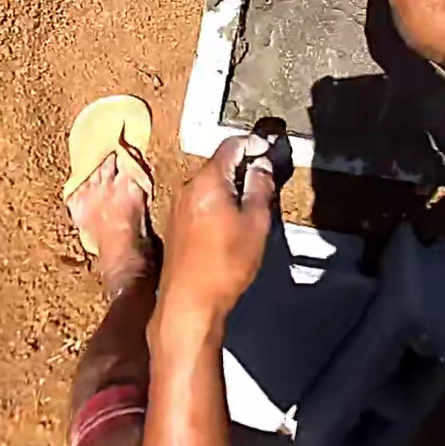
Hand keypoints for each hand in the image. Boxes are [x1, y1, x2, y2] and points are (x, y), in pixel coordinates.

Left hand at [159, 134, 277, 324]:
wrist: (189, 303)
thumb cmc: (225, 263)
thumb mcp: (256, 222)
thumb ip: (260, 187)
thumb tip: (261, 165)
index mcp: (207, 181)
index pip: (230, 146)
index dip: (252, 142)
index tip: (268, 147)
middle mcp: (188, 188)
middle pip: (218, 164)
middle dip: (243, 164)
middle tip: (266, 173)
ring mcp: (178, 206)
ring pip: (209, 183)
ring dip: (231, 184)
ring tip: (253, 198)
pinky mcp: (176, 225)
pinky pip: (201, 200)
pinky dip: (219, 200)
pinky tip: (232, 218)